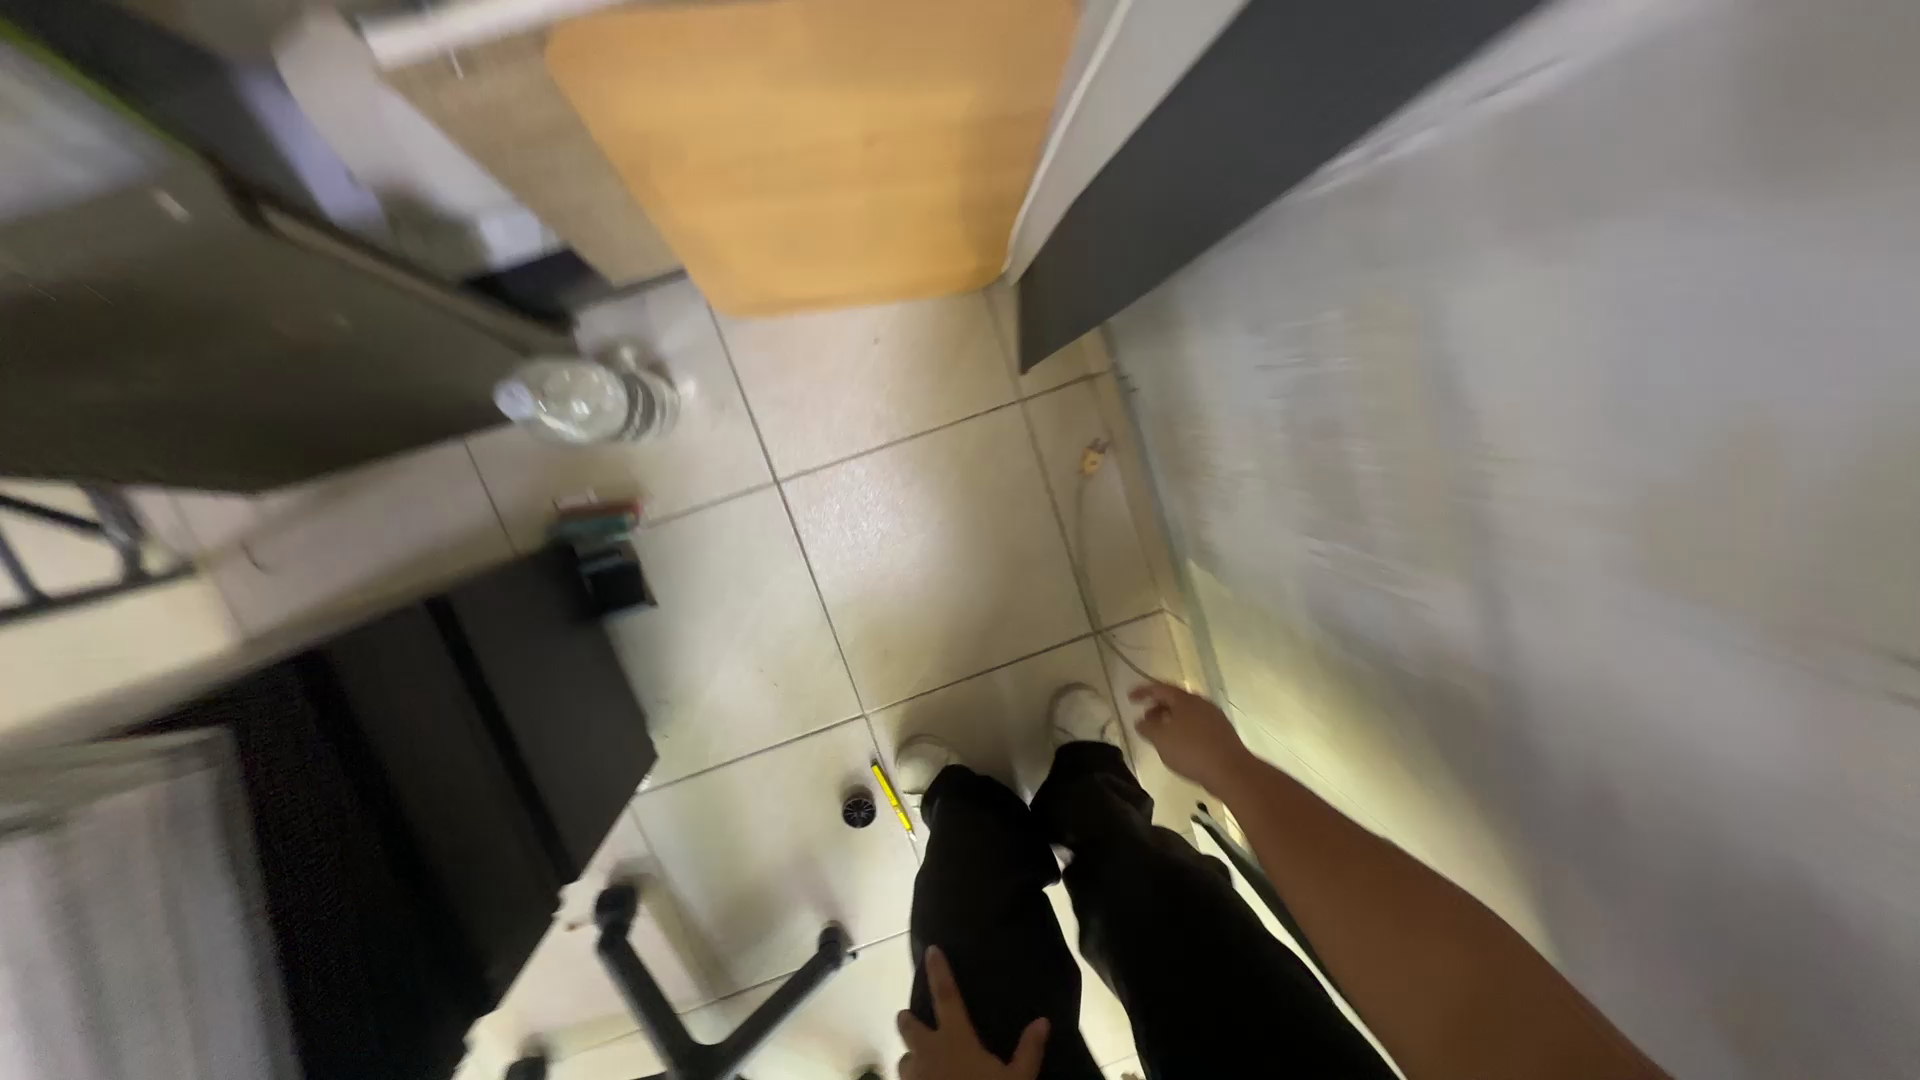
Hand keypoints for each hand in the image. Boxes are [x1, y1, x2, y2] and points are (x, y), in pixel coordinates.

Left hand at [897, 946, 1048, 1079]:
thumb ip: (1028, 1050)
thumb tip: (1043, 1021)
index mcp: (955, 1038)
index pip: (945, 995)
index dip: (938, 970)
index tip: (931, 950)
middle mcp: (927, 1052)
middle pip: (907, 1024)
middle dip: (908, 1019)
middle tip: (912, 1019)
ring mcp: (913, 1077)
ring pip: (903, 1059)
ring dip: (910, 1058)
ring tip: (922, 1063)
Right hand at [1130, 681, 1254, 792]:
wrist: (1232, 772)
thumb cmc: (1191, 751)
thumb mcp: (1161, 739)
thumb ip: (1146, 728)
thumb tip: (1140, 721)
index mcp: (1185, 699)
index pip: (1160, 688)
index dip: (1143, 691)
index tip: (1130, 698)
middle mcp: (1201, 703)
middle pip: (1175, 700)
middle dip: (1157, 707)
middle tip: (1145, 719)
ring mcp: (1215, 718)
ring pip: (1187, 713)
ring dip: (1170, 720)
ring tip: (1160, 735)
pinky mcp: (1223, 734)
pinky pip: (1197, 726)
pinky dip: (1184, 730)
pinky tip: (1180, 746)